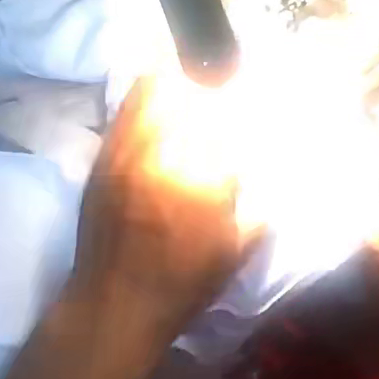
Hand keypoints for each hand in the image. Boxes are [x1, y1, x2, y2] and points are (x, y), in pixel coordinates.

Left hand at [66, 77, 255, 349]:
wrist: (115, 304)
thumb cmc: (183, 284)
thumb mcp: (237, 250)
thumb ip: (260, 208)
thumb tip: (271, 175)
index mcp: (207, 182)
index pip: (231, 124)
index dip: (244, 107)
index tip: (252, 99)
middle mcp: (169, 158)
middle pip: (195, 98)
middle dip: (214, 86)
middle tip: (225, 82)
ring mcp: (131, 154)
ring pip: (157, 93)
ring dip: (180, 79)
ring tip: (194, 73)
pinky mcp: (106, 157)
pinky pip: (128, 110)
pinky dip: (147, 92)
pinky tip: (159, 86)